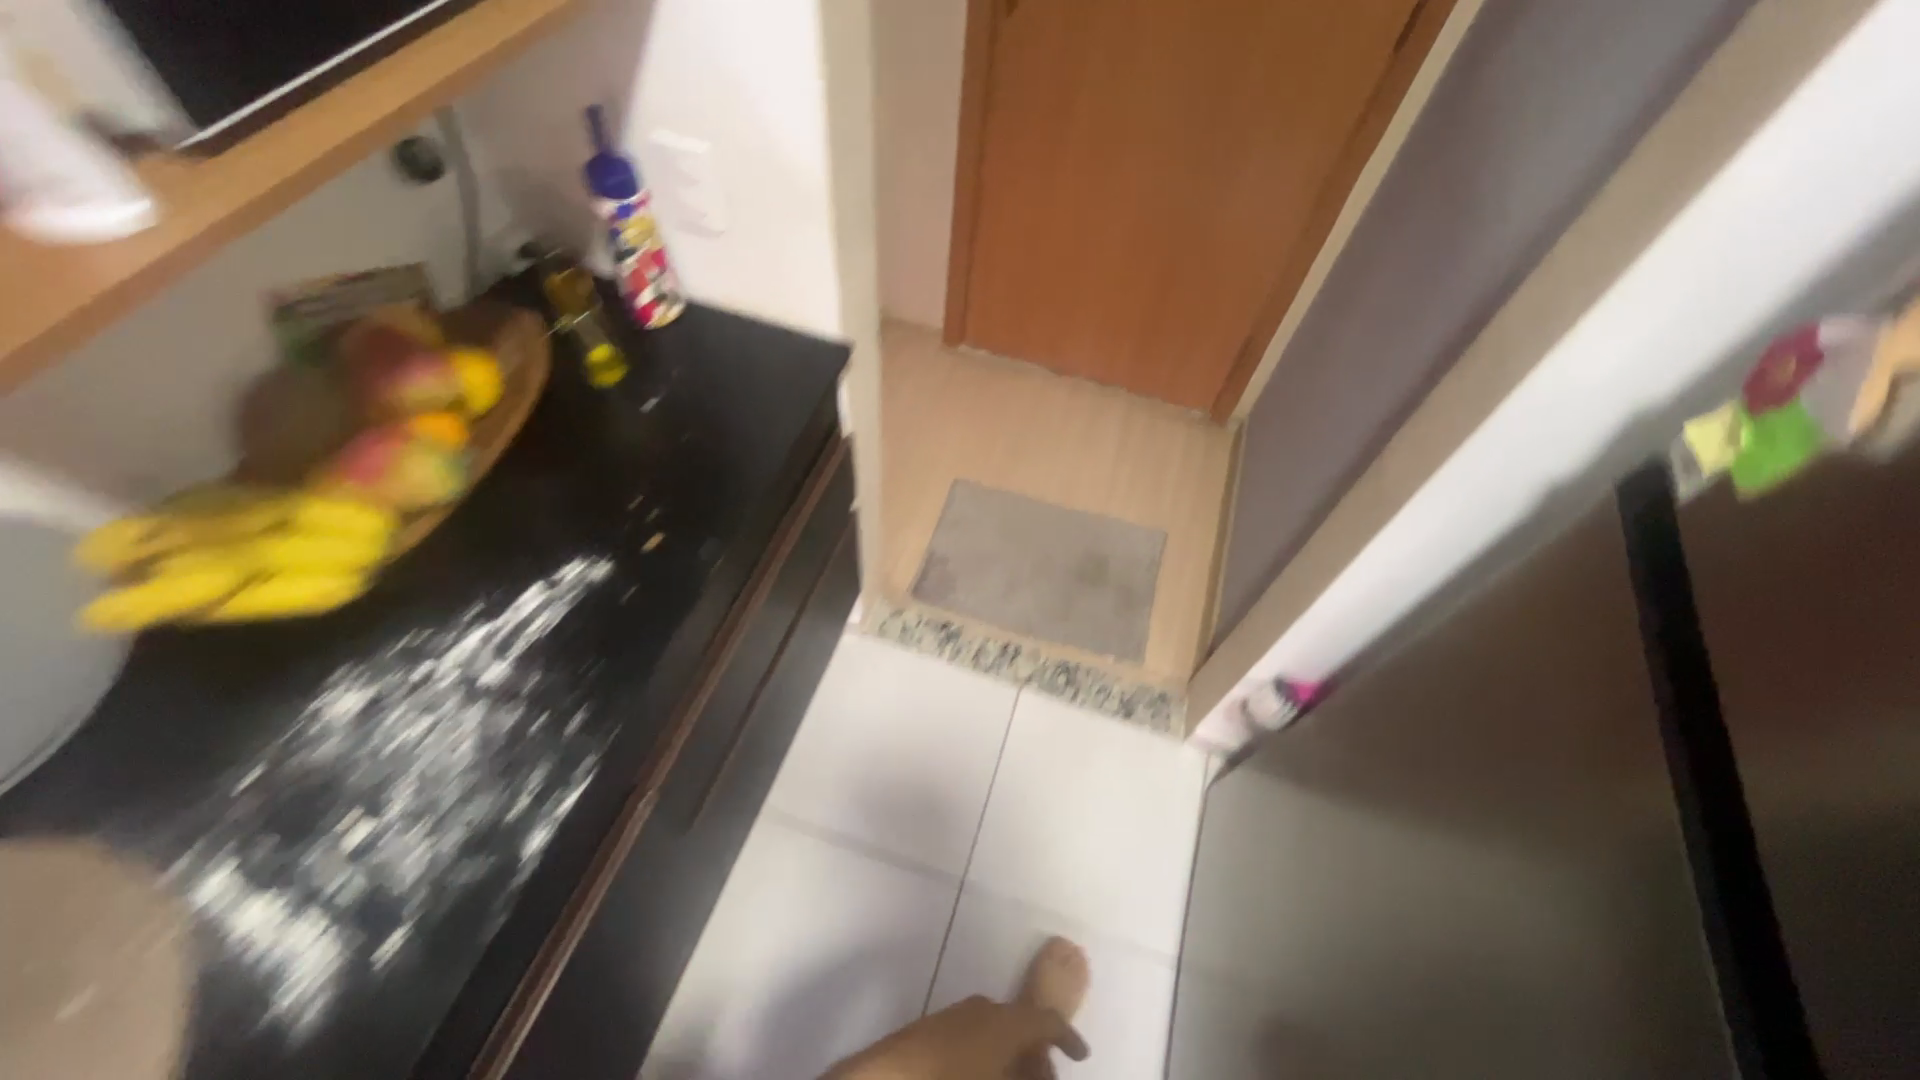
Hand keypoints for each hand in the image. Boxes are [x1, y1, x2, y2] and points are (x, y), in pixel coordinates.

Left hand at [821, 995, 1088, 1079]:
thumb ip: (1028, 1069)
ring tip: (1010, 1077)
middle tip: (1041, 1078)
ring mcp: (948, 1020)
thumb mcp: (1000, 1076)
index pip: (1045, 1021)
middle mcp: (978, 1011)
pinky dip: (981, 1058)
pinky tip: (978, 1074)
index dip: (1065, 1036)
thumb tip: (1038, 1067)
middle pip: (1018, 1025)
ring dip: (1006, 1058)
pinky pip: (966, 1040)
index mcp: (1002, 1022)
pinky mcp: (923, 1035)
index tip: (1079, 1054)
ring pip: (990, 1032)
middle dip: (1034, 1055)